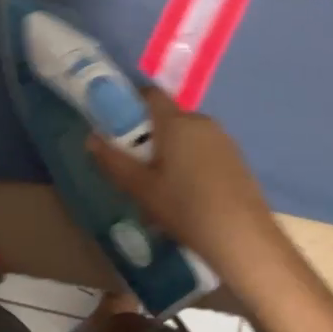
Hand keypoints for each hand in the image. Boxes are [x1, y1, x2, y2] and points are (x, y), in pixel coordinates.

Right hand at [88, 87, 276, 263]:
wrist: (241, 237)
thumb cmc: (184, 207)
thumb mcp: (140, 188)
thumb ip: (113, 160)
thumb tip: (90, 138)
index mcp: (176, 122)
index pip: (151, 94)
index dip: (132, 102)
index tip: (118, 125)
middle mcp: (202, 122)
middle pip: (168, 119)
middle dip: (150, 136)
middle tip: (136, 167)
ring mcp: (223, 140)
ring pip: (187, 137)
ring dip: (171, 152)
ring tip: (160, 187)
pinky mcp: (237, 159)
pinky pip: (204, 151)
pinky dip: (191, 163)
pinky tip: (187, 195)